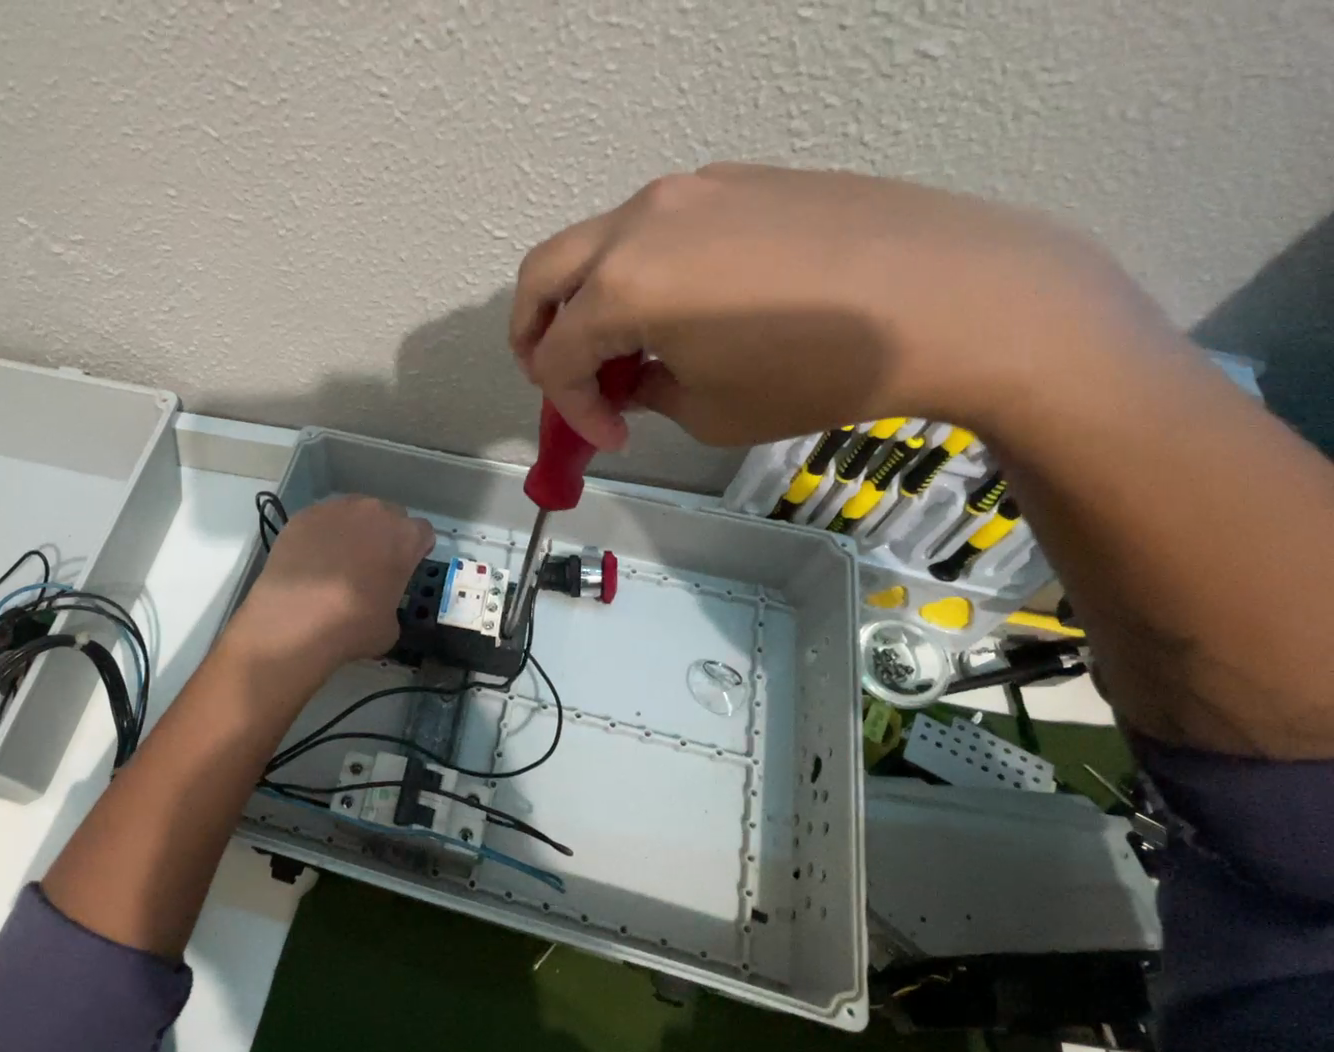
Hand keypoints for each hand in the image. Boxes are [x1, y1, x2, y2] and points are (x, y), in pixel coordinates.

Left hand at [226, 496, 433, 678]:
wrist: (295, 618)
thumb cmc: (353, 625)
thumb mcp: (389, 627)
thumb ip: (391, 604)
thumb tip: (379, 605)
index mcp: (405, 537)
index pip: (422, 532)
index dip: (415, 549)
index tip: (404, 567)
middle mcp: (375, 512)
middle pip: (388, 516)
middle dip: (384, 535)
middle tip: (370, 564)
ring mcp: (337, 509)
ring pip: (353, 512)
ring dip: (352, 530)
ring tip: (336, 560)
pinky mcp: (304, 515)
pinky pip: (321, 520)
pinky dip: (320, 535)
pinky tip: (310, 560)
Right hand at [510, 164, 1181, 447]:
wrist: (953, 296)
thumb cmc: (820, 373)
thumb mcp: (714, 411)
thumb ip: (647, 393)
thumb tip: (629, 382)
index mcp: (625, 287)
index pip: (557, 355)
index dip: (568, 408)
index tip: (609, 436)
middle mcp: (639, 224)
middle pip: (542, 276)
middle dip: (534, 336)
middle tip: (559, 377)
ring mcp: (688, 191)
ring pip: (597, 243)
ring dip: (588, 299)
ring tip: (627, 345)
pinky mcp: (735, 180)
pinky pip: (657, 227)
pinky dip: (642, 271)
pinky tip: (688, 305)